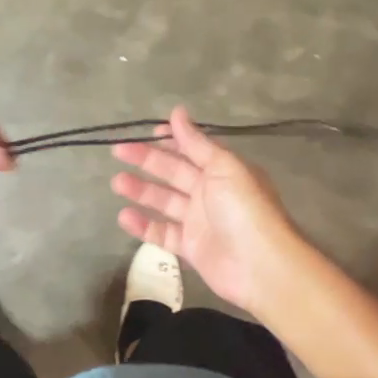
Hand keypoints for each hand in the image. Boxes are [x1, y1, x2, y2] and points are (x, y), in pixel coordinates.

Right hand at [109, 106, 302, 311]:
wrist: (261, 265)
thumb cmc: (244, 208)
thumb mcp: (224, 167)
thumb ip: (197, 143)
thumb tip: (177, 112)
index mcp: (222, 169)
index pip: (191, 149)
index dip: (170, 139)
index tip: (146, 132)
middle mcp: (210, 192)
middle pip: (173, 172)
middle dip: (147, 160)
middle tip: (118, 151)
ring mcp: (199, 221)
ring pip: (164, 201)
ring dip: (141, 190)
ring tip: (116, 182)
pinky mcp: (191, 248)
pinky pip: (162, 233)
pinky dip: (143, 226)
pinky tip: (124, 216)